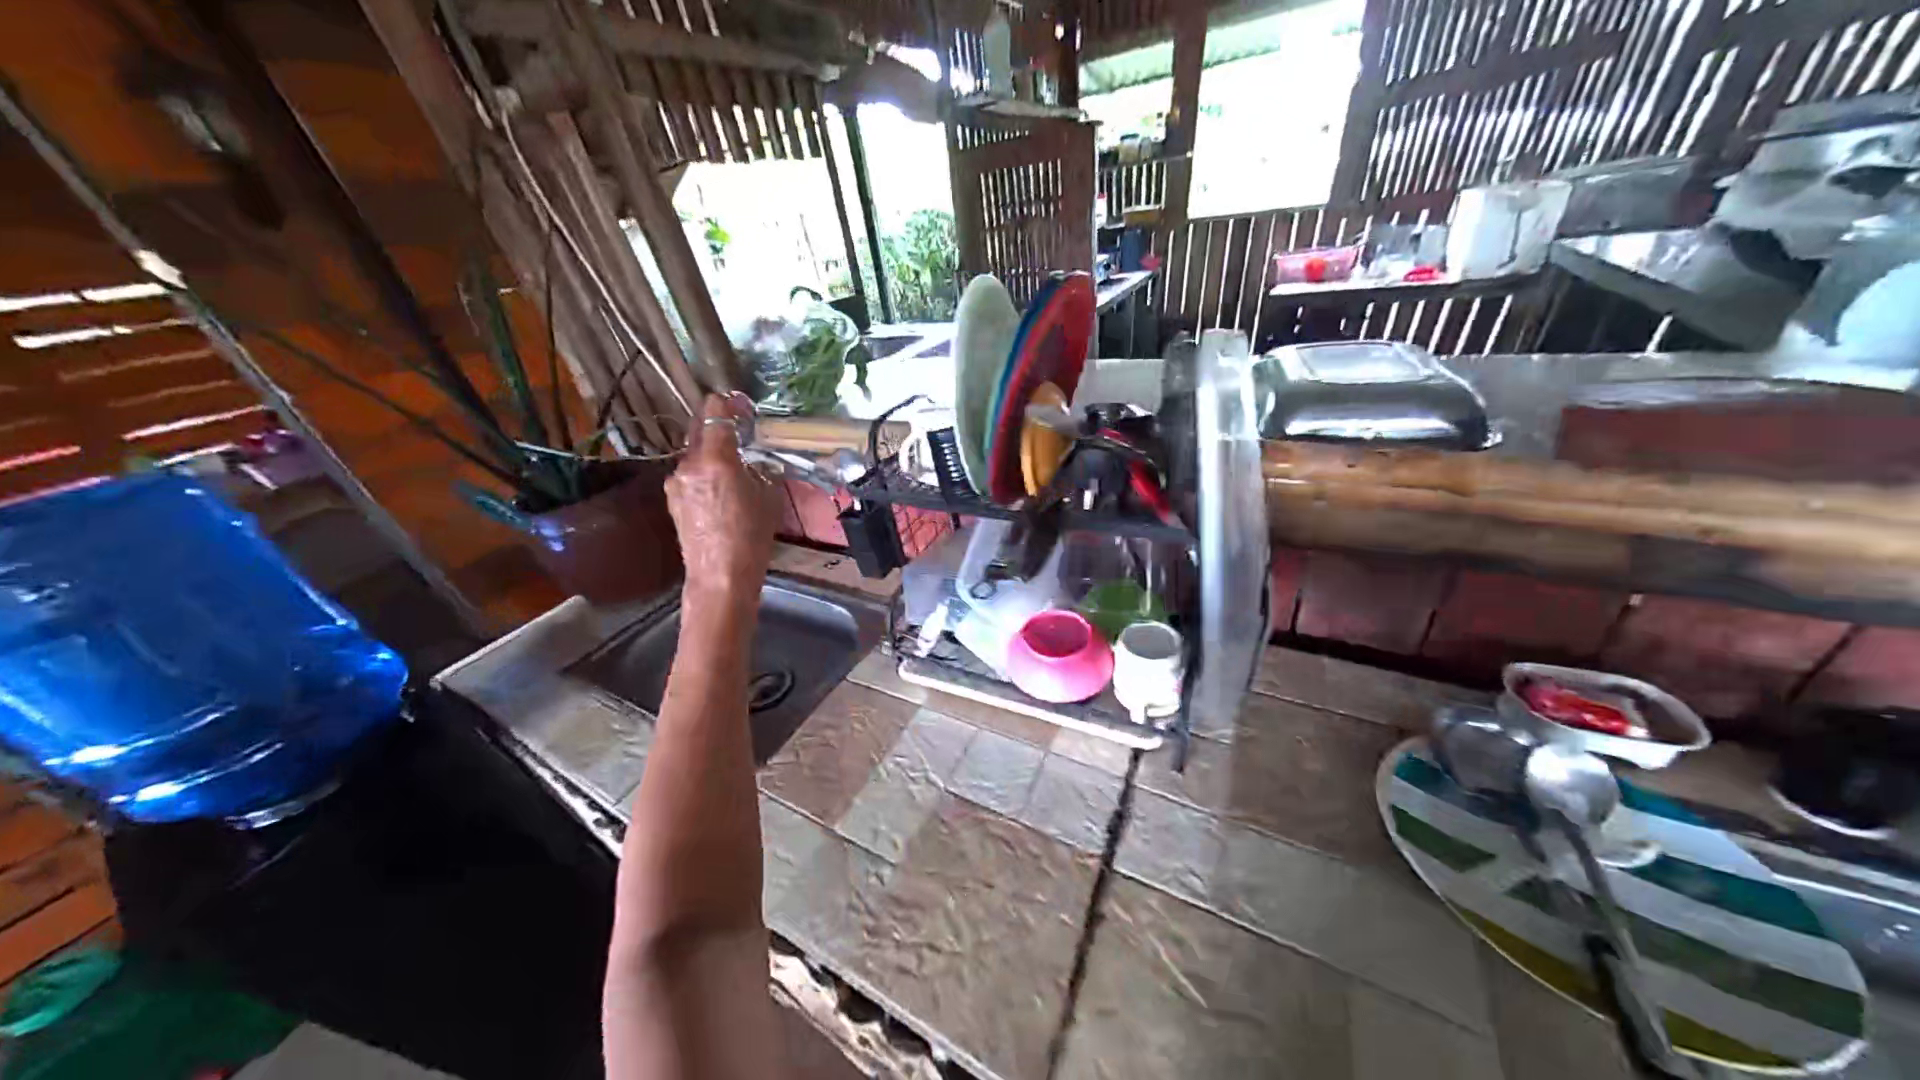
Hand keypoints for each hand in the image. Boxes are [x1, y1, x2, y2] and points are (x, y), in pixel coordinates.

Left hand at [666, 393, 778, 607]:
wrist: (720, 575)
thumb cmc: (751, 536)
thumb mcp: (768, 496)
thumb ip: (759, 469)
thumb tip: (755, 460)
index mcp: (715, 458)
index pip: (714, 411)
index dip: (728, 403)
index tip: (742, 406)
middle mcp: (689, 464)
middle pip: (700, 428)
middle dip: (719, 426)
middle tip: (740, 433)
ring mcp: (676, 482)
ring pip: (694, 454)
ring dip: (712, 453)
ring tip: (734, 470)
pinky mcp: (672, 499)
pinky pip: (690, 475)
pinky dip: (704, 474)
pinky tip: (720, 494)